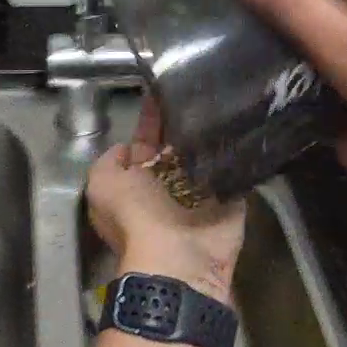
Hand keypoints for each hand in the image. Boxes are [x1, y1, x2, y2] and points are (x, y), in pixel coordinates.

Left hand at [86, 104, 245, 302]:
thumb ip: (110, 161)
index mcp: (133, 182)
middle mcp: (166, 186)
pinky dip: (238, 153)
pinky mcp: (230, 199)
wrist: (179, 258)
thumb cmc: (135, 216)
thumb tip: (130, 146)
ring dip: (211, 133)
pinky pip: (234, 171)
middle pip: (176, 147)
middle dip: (183, 122)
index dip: (151, 120)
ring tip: (223, 97)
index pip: (144, 144)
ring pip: (205, 155)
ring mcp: (201, 193)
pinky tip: (245, 122)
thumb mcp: (102, 183)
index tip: (163, 90)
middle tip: (196, 88)